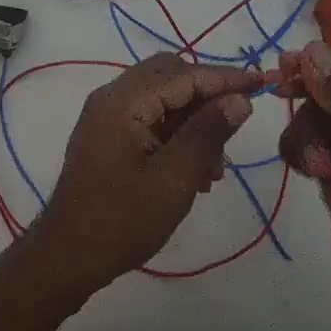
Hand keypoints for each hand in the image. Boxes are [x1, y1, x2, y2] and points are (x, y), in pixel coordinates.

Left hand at [30, 53, 259, 292]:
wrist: (67, 256)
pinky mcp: (107, 135)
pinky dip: (175, 134)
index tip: (263, 82)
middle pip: (169, 76)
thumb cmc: (122, 220)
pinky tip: (195, 172)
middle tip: (237, 125)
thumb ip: (207, 134)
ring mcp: (106, 116)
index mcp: (123, 101)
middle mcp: (111, 97)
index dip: (225, 77)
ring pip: (161, 98)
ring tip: (215, 168)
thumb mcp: (175, 180)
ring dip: (193, 121)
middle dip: (207, 97)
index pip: (183, 74)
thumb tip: (239, 100)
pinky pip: (149, 118)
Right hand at [271, 42, 330, 305]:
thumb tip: (312, 50)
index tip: (286, 63)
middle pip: (329, 86)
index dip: (324, 61)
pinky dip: (299, 152)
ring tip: (318, 167)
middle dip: (309, 97)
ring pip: (312, 115)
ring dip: (306, 135)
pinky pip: (303, 144)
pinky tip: (308, 172)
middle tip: (279, 92)